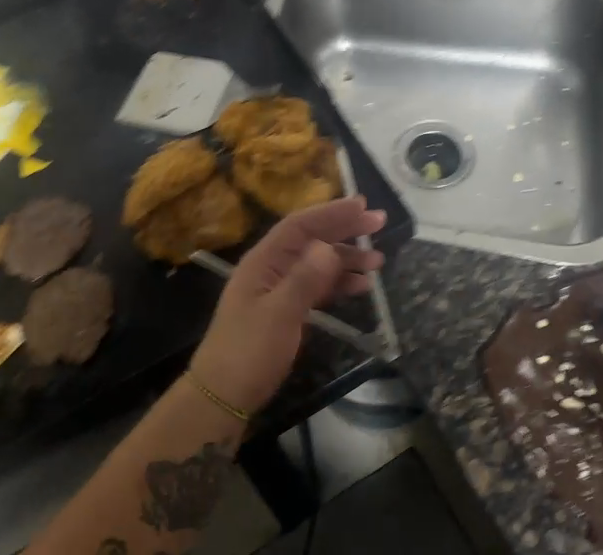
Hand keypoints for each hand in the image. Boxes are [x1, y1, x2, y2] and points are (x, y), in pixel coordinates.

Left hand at [188, 197, 385, 414]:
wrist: (223, 397)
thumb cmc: (248, 352)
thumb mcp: (279, 315)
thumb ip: (305, 280)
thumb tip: (330, 247)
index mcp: (263, 261)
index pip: (300, 225)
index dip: (331, 212)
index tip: (363, 205)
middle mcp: (270, 268)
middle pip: (311, 240)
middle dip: (344, 230)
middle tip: (379, 222)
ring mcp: (277, 290)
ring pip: (317, 264)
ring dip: (346, 259)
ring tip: (378, 260)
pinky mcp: (284, 311)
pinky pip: (316, 287)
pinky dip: (338, 284)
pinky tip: (361, 286)